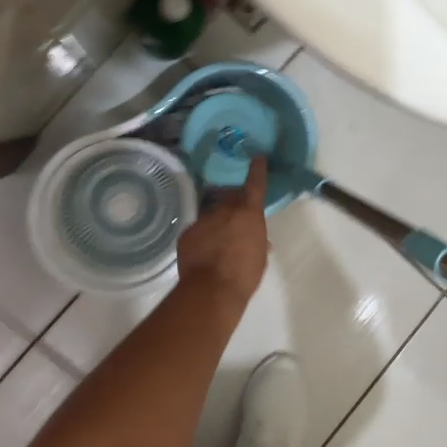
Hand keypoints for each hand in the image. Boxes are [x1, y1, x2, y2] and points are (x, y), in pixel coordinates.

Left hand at [175, 157, 269, 303]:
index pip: (255, 185)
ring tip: (218, 240)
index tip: (257, 157)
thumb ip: (257, 241)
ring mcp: (203, 219)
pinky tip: (204, 252)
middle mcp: (225, 210)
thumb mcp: (259, 257)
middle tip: (236, 217)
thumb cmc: (244, 273)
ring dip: (216, 222)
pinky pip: (197, 230)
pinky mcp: (187, 232)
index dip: (257, 170)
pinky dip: (202, 237)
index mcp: (248, 213)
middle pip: (230, 197)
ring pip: (211, 214)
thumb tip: (258, 241)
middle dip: (233, 202)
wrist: (211, 288)